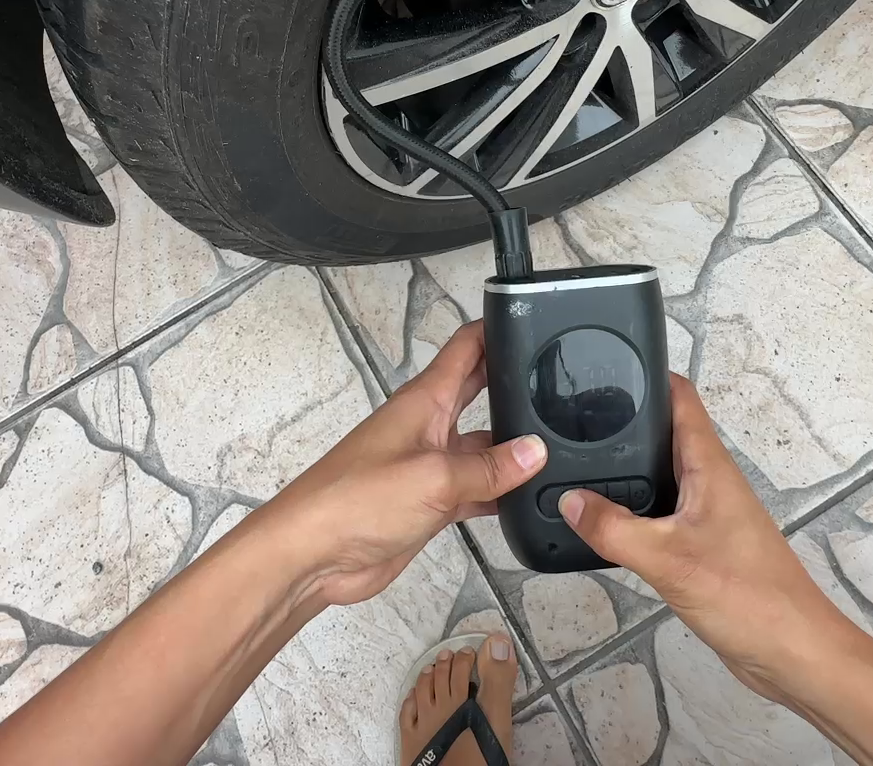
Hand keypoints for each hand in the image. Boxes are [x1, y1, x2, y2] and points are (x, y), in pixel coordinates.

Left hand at [254, 322, 546, 607]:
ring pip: (481, 444)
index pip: (466, 347)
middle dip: (512, 381)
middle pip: (478, 389)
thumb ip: (487, 467)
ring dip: (510, 447)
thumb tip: (534, 451)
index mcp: (424, 400)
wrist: (313, 554)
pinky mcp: (430, 500)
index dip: (495, 329)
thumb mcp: (433, 478)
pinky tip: (526, 497)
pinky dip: (498, 491)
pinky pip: (474, 487)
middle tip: (556, 377)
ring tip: (559, 445)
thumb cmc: (355, 498)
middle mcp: (429, 424)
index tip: (531, 319)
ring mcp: (430, 463)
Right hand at [558, 375, 865, 704]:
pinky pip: (660, 505)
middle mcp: (708, 478)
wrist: (793, 655)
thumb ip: (613, 528)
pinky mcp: (701, 540)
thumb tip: (568, 501)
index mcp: (708, 464)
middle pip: (663, 428)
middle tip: (575, 409)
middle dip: (624, 415)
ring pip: (660, 469)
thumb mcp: (668, 559)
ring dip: (627, 461)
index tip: (606, 362)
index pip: (679, 397)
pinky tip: (605, 513)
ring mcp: (706, 509)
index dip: (647, 372)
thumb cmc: (746, 596)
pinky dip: (633, 501)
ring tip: (579, 455)